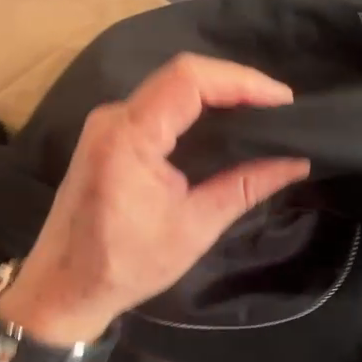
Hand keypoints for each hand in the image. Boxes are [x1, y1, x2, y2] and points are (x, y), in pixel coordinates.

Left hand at [0, 54, 310, 343]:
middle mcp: (115, 118)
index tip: (284, 100)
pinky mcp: (113, 134)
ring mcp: (110, 123)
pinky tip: (231, 122)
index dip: (242, 80)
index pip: (189, 80)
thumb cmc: (126, 263)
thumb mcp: (196, 227)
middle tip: (281, 106)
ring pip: (174, 85)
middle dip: (238, 83)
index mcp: (129, 137)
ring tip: (265, 111)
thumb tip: (298, 163)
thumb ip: (248, 186)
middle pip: (183, 74)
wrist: (63, 287)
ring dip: (221, 92)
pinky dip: (202, 105)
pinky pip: (164, 102)